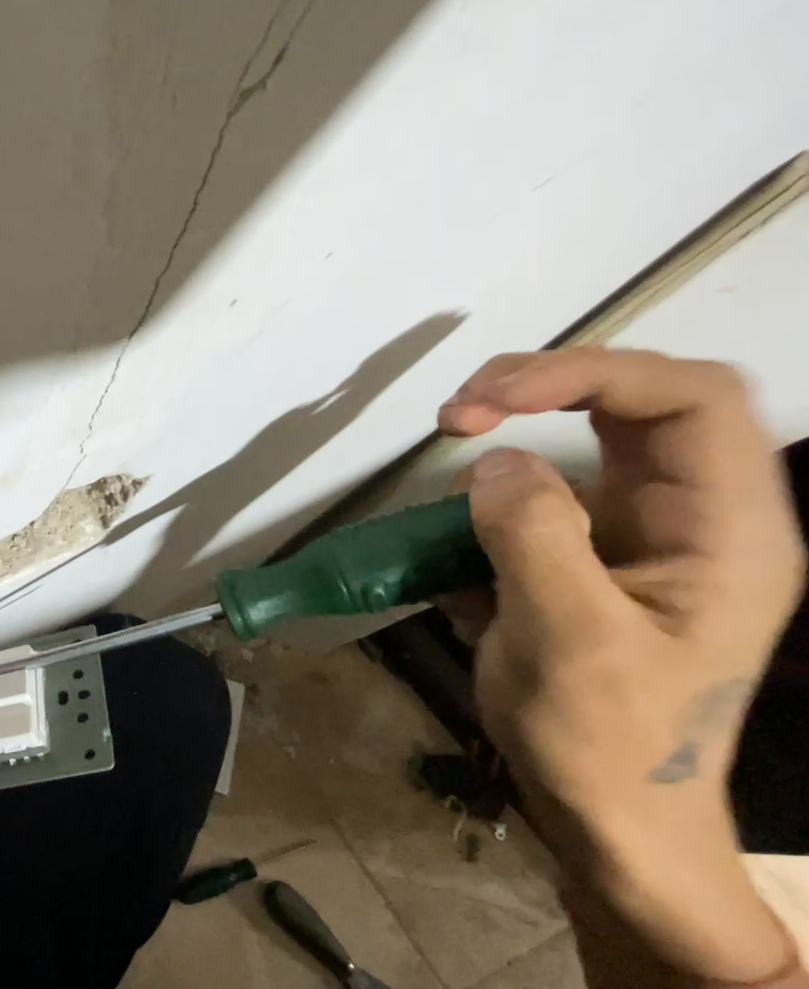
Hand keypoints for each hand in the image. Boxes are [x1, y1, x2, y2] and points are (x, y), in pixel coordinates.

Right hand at [438, 348, 804, 982]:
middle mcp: (699, 515)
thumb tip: (493, 462)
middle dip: (549, 381)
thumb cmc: (605, 735)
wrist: (610, 809)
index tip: (486, 402)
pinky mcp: (595, 547)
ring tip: (455, 433)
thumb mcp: (570, 640)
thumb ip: (536, 538)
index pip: (688, 402)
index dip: (588, 374)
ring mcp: (647, 530)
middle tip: (461, 411)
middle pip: (647, 397)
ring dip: (521, 415)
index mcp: (729, 532)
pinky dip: (503, 468)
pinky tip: (462, 500)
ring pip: (600, 428)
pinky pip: (556, 477)